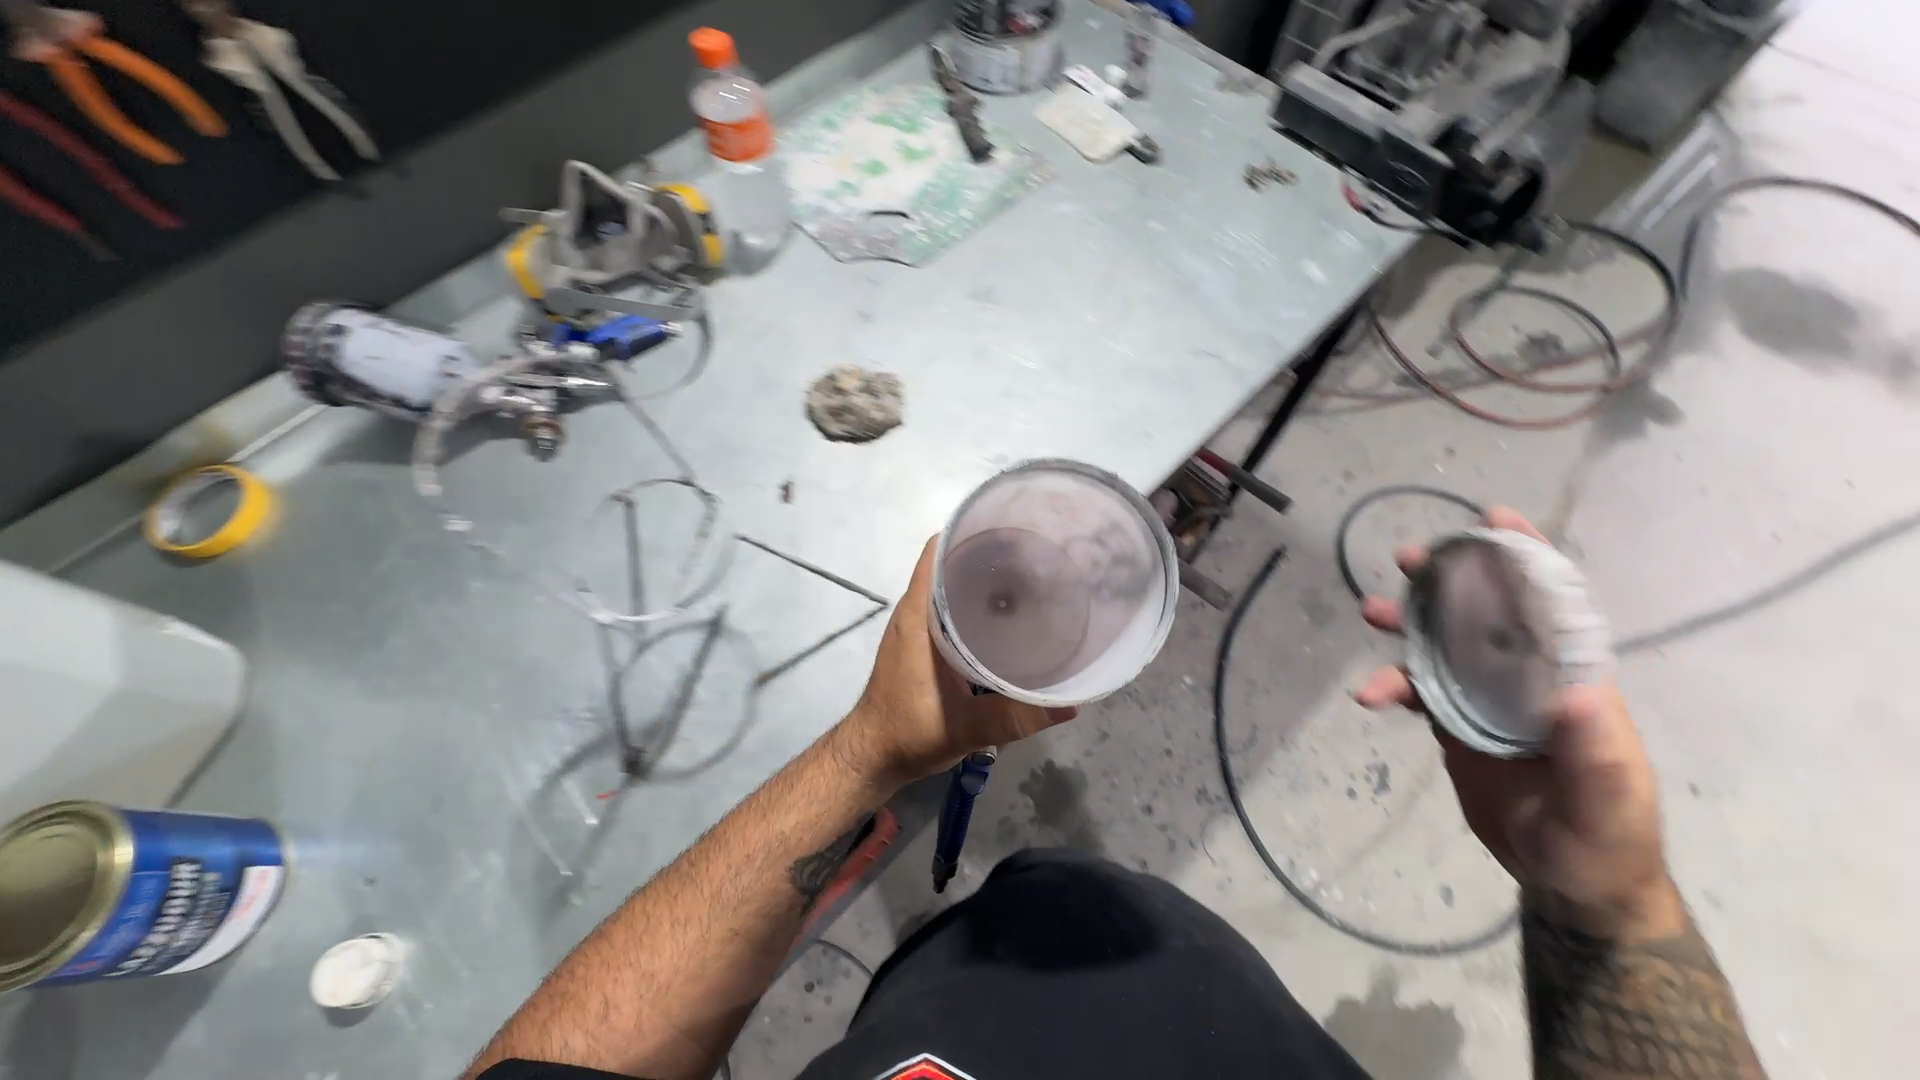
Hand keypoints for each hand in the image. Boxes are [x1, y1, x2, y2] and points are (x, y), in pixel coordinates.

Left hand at [832, 537, 1076, 790]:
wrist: (871, 757)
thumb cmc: (907, 734)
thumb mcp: (964, 728)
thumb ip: (1014, 717)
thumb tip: (1071, 704)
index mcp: (918, 616)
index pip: (938, 551)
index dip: (971, 533)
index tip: (1013, 530)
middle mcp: (916, 613)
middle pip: (951, 565)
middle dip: (990, 556)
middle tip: (1039, 558)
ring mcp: (917, 629)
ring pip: (952, 589)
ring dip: (984, 582)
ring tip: (1032, 582)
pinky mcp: (923, 645)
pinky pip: (951, 611)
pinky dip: (976, 607)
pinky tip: (1009, 622)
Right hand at [1353, 507, 1682, 941]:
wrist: (1568, 881)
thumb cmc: (1603, 838)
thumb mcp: (1610, 800)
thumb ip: (1596, 751)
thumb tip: (1574, 692)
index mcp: (1571, 678)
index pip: (1552, 606)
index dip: (1526, 559)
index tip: (1492, 520)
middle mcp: (1525, 677)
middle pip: (1483, 614)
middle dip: (1447, 580)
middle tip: (1407, 558)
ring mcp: (1485, 699)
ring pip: (1441, 645)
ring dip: (1407, 625)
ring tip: (1370, 612)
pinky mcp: (1454, 724)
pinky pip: (1416, 691)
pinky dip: (1389, 686)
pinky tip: (1366, 696)